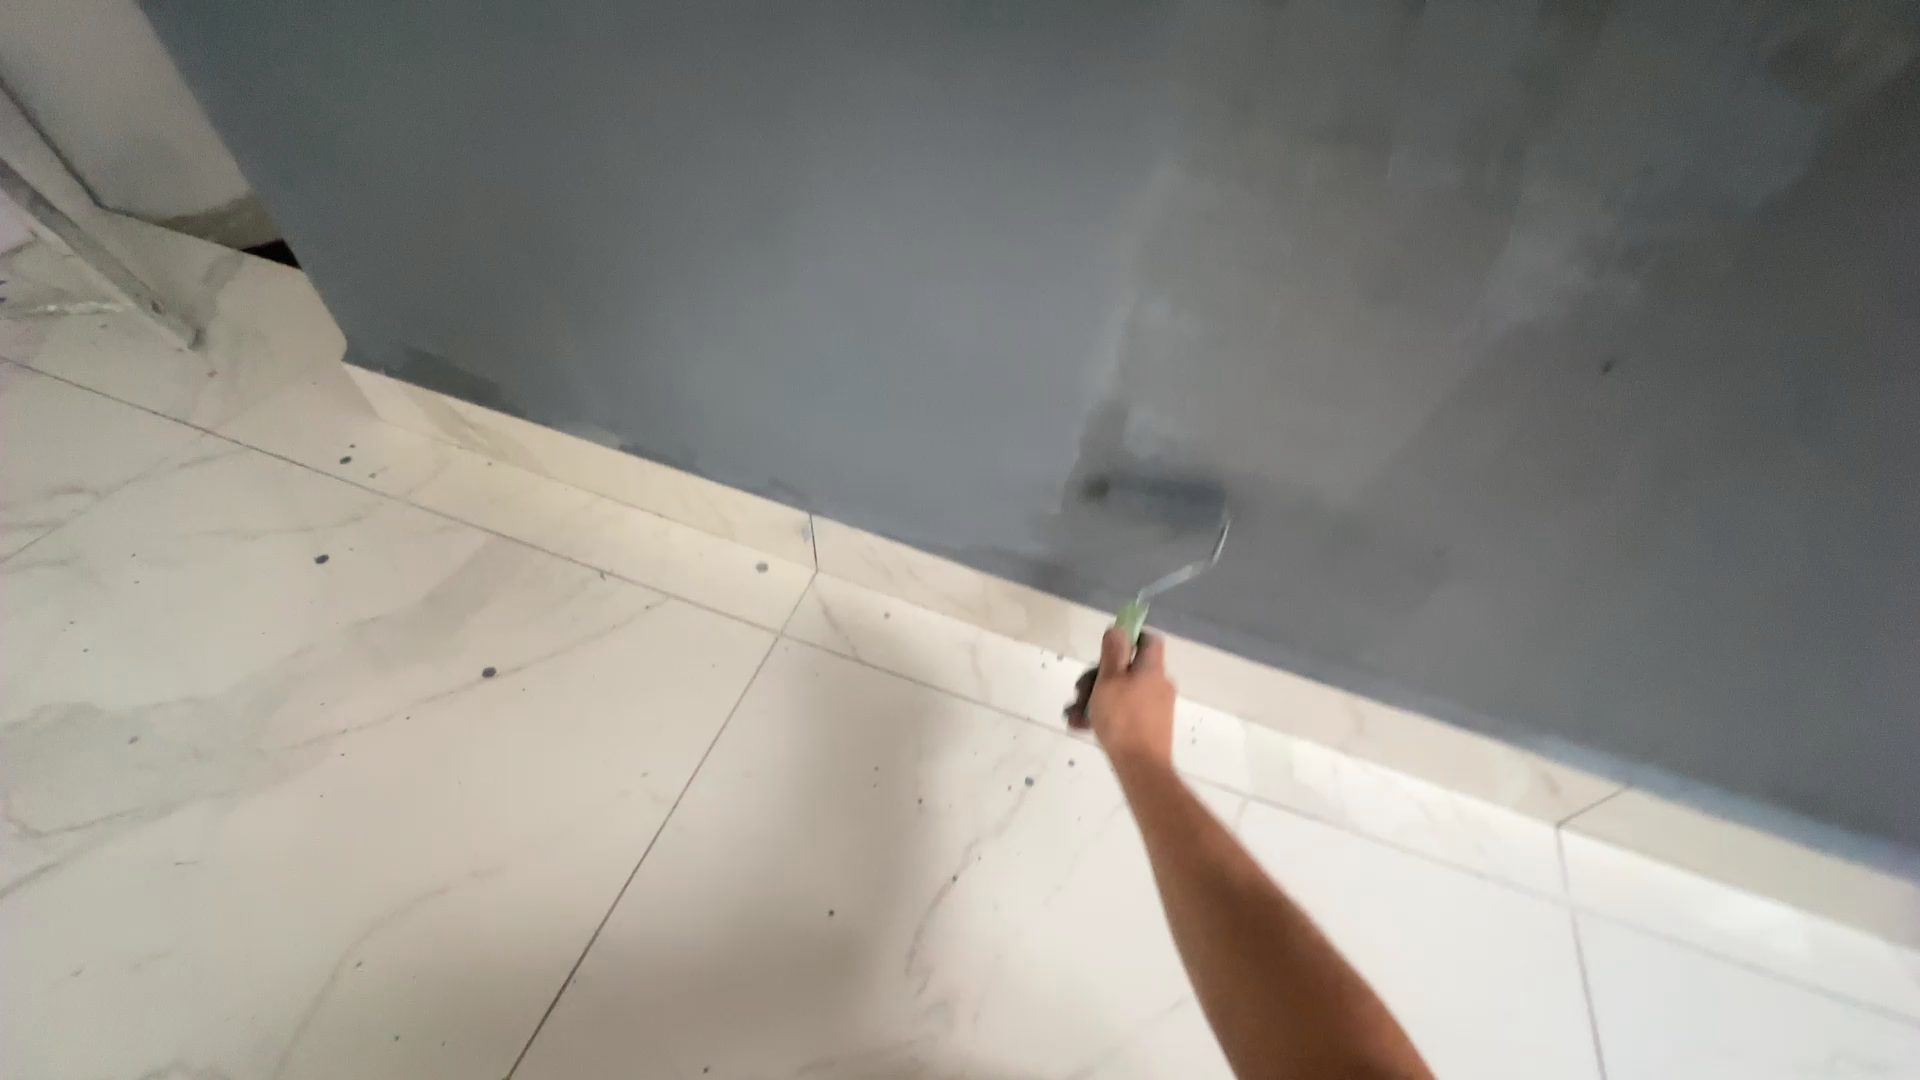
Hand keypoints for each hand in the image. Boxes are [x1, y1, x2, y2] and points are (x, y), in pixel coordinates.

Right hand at [1066, 626, 1175, 770]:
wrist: (1141, 767)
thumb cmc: (1122, 718)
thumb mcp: (1109, 680)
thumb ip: (1113, 652)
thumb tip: (1119, 627)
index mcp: (1152, 668)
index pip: (1149, 640)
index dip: (1129, 638)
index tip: (1106, 649)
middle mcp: (1158, 684)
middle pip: (1127, 668)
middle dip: (1098, 676)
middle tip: (1078, 690)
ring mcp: (1155, 707)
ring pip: (1121, 692)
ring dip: (1095, 698)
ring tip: (1073, 714)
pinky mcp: (1150, 726)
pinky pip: (1125, 711)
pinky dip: (1105, 714)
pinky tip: (1082, 725)